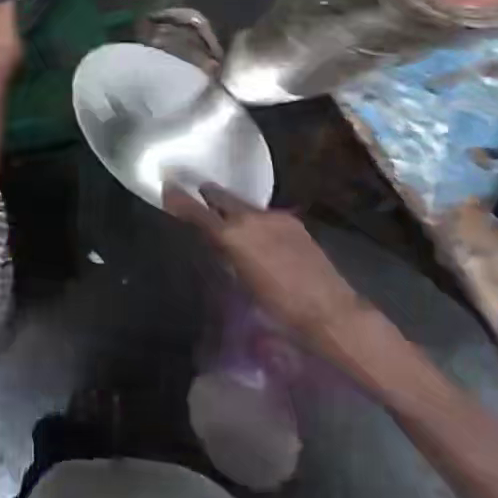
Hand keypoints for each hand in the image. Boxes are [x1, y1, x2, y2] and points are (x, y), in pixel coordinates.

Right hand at [166, 183, 385, 347]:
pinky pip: (265, 215)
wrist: (329, 310)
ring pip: (243, 204)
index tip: (167, 186)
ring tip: (229, 222)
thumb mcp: (240, 283)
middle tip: (197, 199)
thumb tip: (212, 241)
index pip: (196, 210)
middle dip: (207, 196)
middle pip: (220, 196)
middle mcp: (250, 217)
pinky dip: (256, 221)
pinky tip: (261, 238)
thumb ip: (223, 254)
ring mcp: (274, 216)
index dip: (179, 199)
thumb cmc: (279, 308)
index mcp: (232, 235)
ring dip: (233, 210)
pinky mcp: (293, 221)